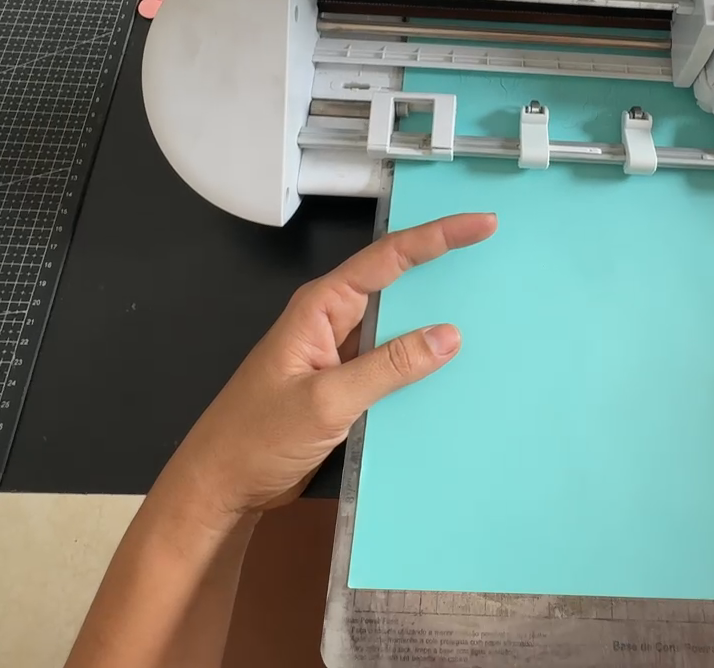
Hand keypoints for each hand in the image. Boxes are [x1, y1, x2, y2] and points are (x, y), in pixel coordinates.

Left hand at [158, 212, 496, 525]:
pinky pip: (393, 360)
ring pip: (398, 322)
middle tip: (494, 254)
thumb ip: (388, 366)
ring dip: (435, 315)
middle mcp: (334, 319)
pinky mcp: (348, 383)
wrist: (219, 488)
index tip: (481, 224)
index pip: (388, 258)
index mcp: (322, 305)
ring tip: (489, 306)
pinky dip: (422, 359)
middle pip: (397, 280)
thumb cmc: (257, 436)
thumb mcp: (326, 400)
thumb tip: (450, 335)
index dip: (437, 236)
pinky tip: (455, 367)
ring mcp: (342, 351)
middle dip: (442, 264)